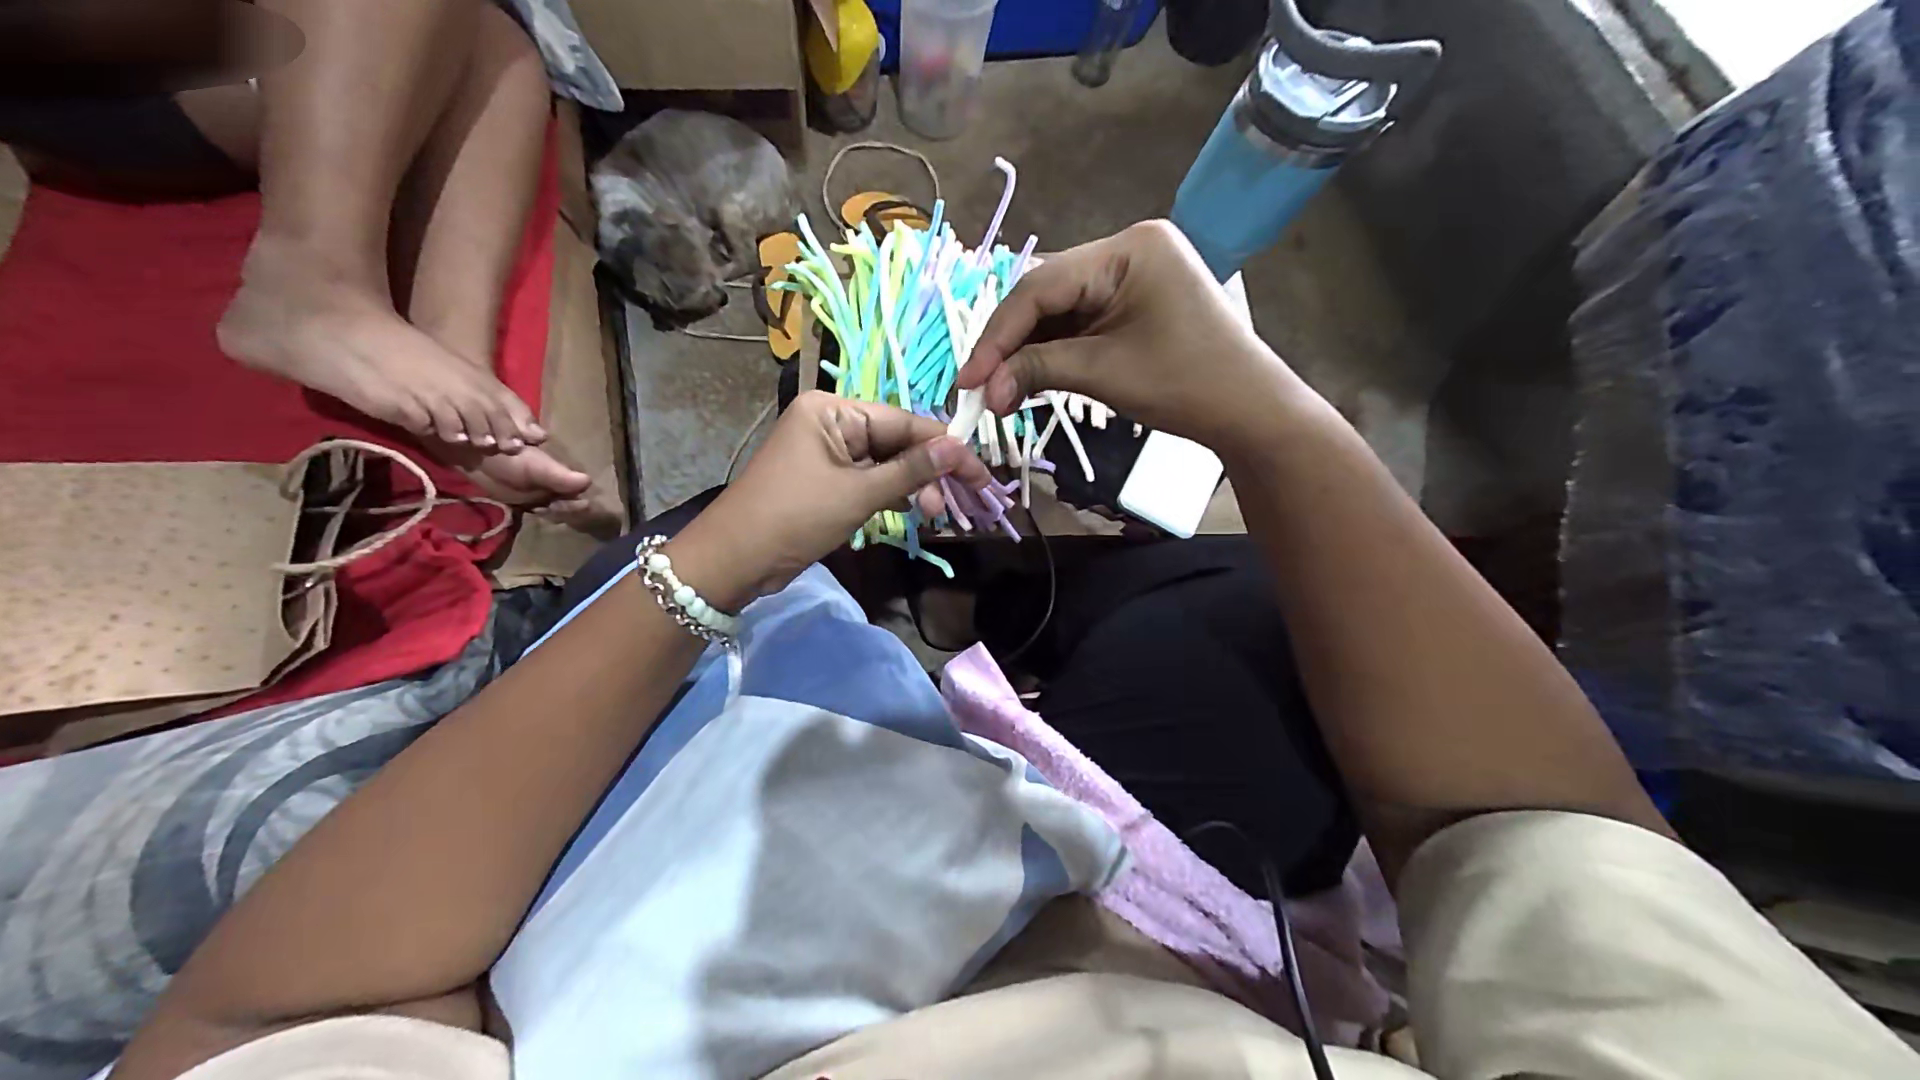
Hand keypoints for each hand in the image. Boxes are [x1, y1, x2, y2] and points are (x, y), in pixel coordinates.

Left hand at [663, 392, 990, 608]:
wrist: (735, 560)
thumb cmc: (795, 516)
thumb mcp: (858, 492)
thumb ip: (911, 470)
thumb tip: (959, 446)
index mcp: (833, 410)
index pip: (903, 421)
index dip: (944, 447)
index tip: (978, 472)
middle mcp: (831, 423)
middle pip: (897, 441)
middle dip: (930, 471)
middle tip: (961, 502)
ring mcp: (828, 454)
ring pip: (886, 463)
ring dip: (914, 486)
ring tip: (936, 513)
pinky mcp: (827, 481)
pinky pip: (870, 480)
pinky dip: (893, 495)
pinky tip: (916, 509)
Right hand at [957, 220, 1325, 455]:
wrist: (1248, 410)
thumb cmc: (1186, 384)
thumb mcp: (1104, 373)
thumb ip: (1038, 370)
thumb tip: (984, 390)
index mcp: (1127, 249)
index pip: (1041, 287)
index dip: (997, 335)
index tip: (968, 379)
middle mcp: (1126, 249)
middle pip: (1046, 294)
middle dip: (1011, 344)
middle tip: (982, 388)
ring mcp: (1130, 275)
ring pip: (1058, 310)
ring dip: (1028, 351)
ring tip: (1002, 391)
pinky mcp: (1131, 302)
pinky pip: (1078, 322)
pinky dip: (1052, 351)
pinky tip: (1030, 378)